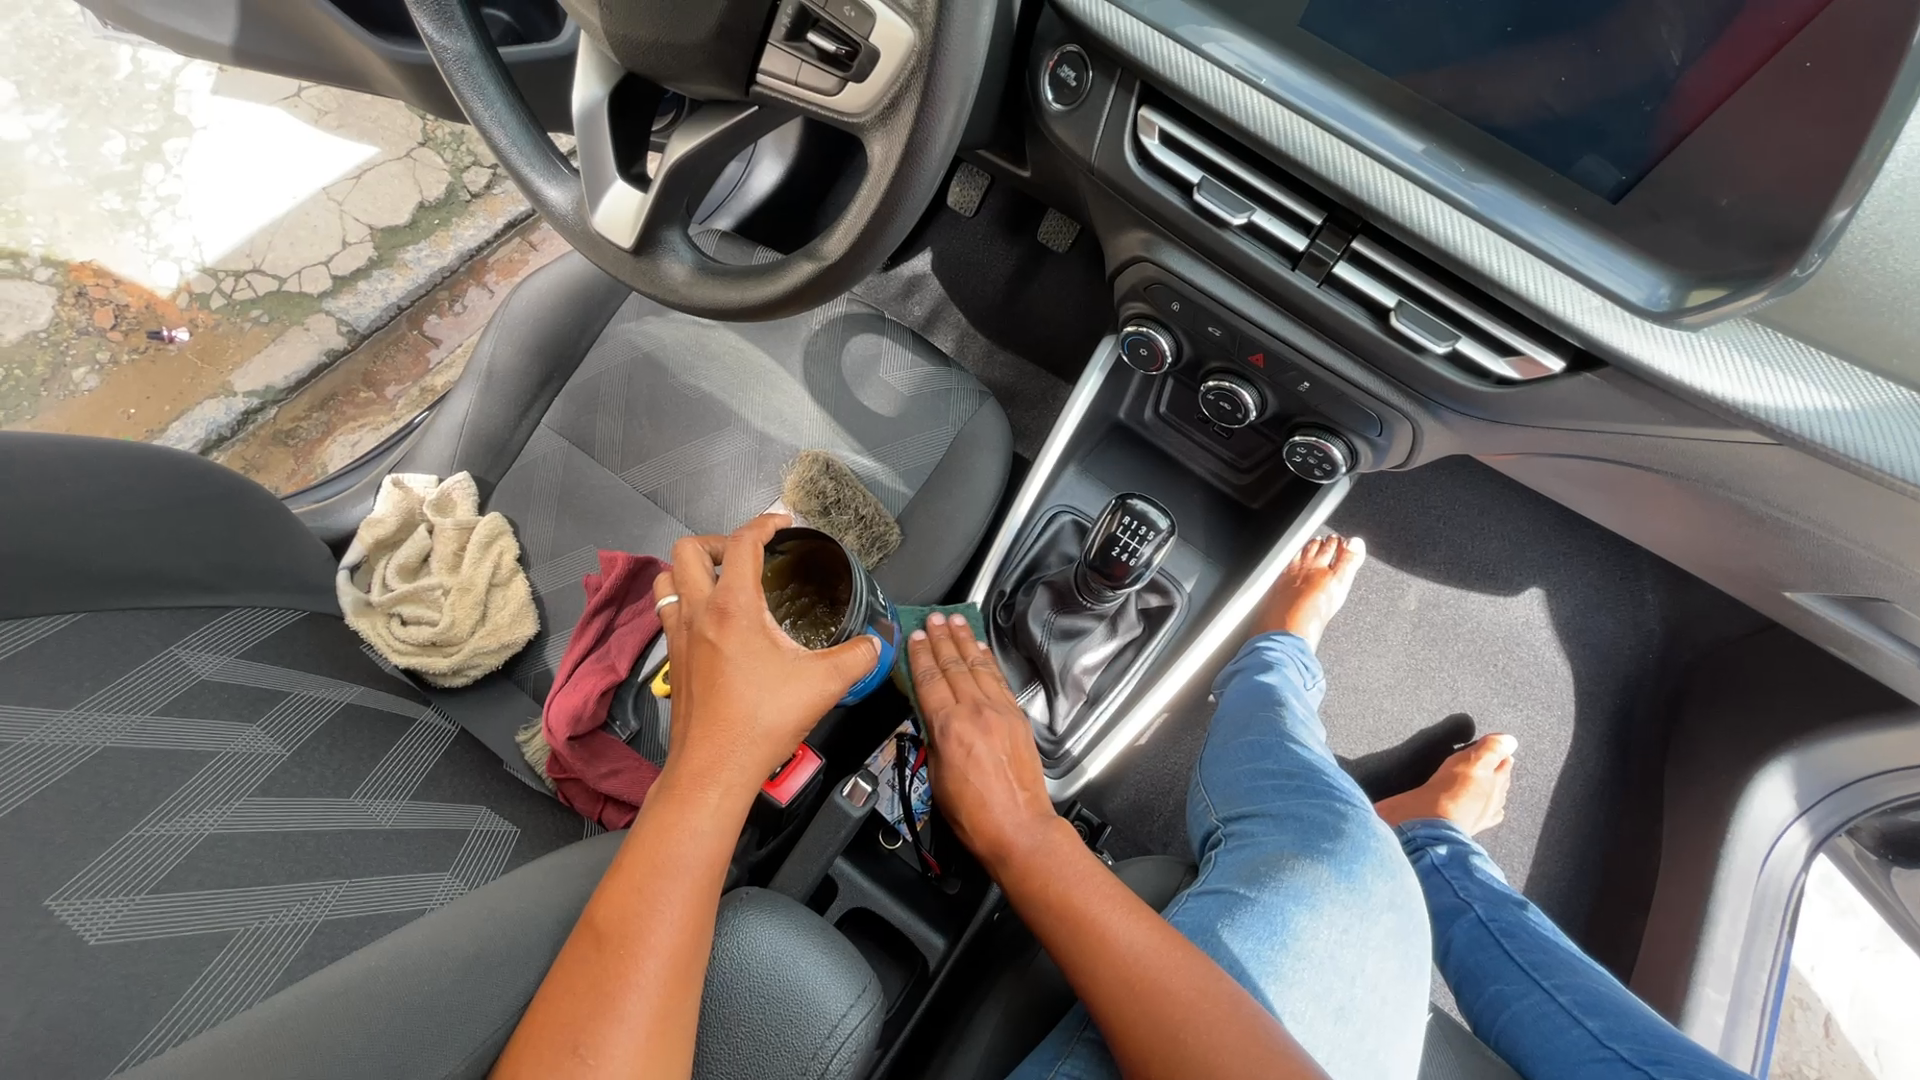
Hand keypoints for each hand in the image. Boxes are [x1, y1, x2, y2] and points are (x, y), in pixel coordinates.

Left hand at [652, 514, 880, 799]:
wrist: (713, 769)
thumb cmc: (764, 720)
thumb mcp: (825, 684)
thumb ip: (858, 656)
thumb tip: (877, 644)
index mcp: (733, 607)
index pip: (741, 543)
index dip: (764, 523)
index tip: (784, 523)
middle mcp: (698, 613)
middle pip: (688, 550)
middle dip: (720, 541)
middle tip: (750, 556)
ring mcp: (678, 638)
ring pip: (668, 581)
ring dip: (693, 571)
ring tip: (726, 583)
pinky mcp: (672, 661)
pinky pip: (670, 614)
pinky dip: (688, 603)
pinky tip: (717, 626)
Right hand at [907, 612, 1061, 873]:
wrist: (1020, 829)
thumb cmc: (974, 815)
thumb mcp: (936, 777)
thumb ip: (933, 739)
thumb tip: (931, 717)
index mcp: (949, 727)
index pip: (929, 680)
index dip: (920, 656)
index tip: (914, 636)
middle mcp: (976, 712)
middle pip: (954, 666)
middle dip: (941, 639)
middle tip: (933, 618)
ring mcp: (1000, 711)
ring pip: (978, 667)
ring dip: (965, 641)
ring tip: (956, 621)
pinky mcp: (1017, 717)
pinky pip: (999, 680)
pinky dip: (988, 660)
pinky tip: (981, 648)